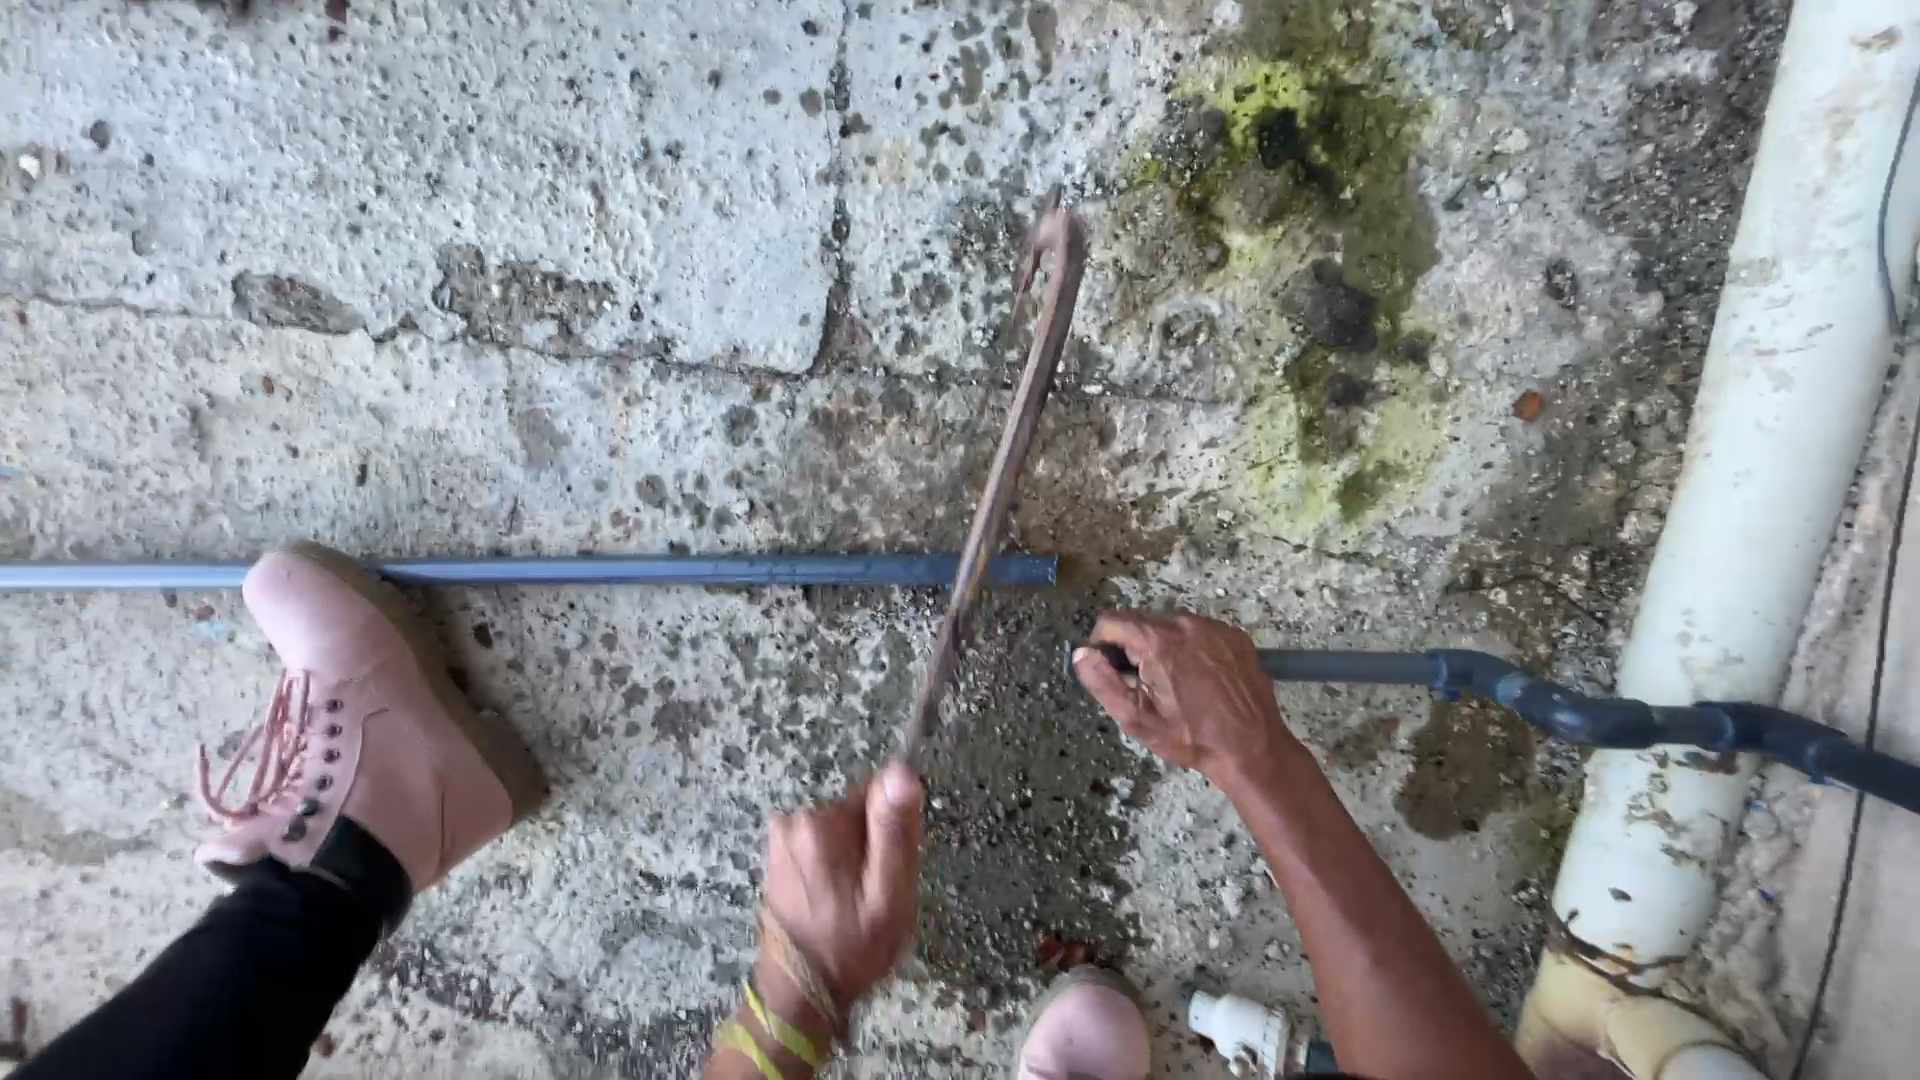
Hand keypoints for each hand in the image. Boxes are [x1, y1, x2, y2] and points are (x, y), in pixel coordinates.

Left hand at [762, 762, 923, 1007]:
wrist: (799, 996)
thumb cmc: (851, 948)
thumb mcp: (887, 893)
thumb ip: (894, 830)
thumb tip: (902, 769)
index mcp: (821, 823)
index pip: (878, 793)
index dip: (893, 830)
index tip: (892, 867)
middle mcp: (795, 819)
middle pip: (858, 811)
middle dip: (874, 845)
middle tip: (876, 892)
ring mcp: (781, 836)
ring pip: (842, 828)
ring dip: (856, 857)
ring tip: (855, 901)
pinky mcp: (778, 854)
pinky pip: (823, 843)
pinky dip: (836, 865)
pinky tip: (836, 900)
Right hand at [1073, 611, 1298, 786]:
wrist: (1252, 749)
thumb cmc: (1191, 738)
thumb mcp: (1136, 718)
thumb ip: (1101, 682)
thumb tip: (1081, 654)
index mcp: (1157, 640)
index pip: (1110, 621)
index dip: (1103, 645)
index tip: (1114, 671)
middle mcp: (1185, 623)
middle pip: (1139, 621)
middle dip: (1133, 647)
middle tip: (1146, 683)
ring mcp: (1214, 627)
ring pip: (1168, 625)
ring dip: (1161, 646)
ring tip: (1175, 683)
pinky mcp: (1233, 635)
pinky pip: (1197, 631)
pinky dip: (1189, 647)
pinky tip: (1199, 678)